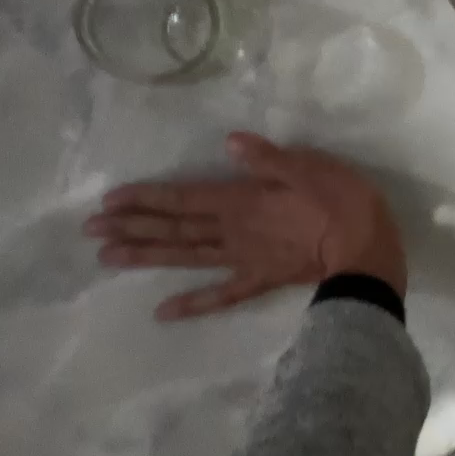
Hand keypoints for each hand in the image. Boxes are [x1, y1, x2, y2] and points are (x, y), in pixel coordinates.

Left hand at [84, 132, 405, 320]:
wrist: (365, 252)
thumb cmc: (344, 203)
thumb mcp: (313, 168)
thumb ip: (270, 159)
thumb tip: (228, 143)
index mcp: (244, 201)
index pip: (187, 197)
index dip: (148, 197)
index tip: (109, 199)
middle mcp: (234, 231)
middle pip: (177, 228)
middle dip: (133, 226)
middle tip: (89, 230)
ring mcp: (245, 259)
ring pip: (188, 257)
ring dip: (147, 256)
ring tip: (107, 258)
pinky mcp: (263, 279)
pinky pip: (222, 295)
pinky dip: (192, 304)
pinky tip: (163, 312)